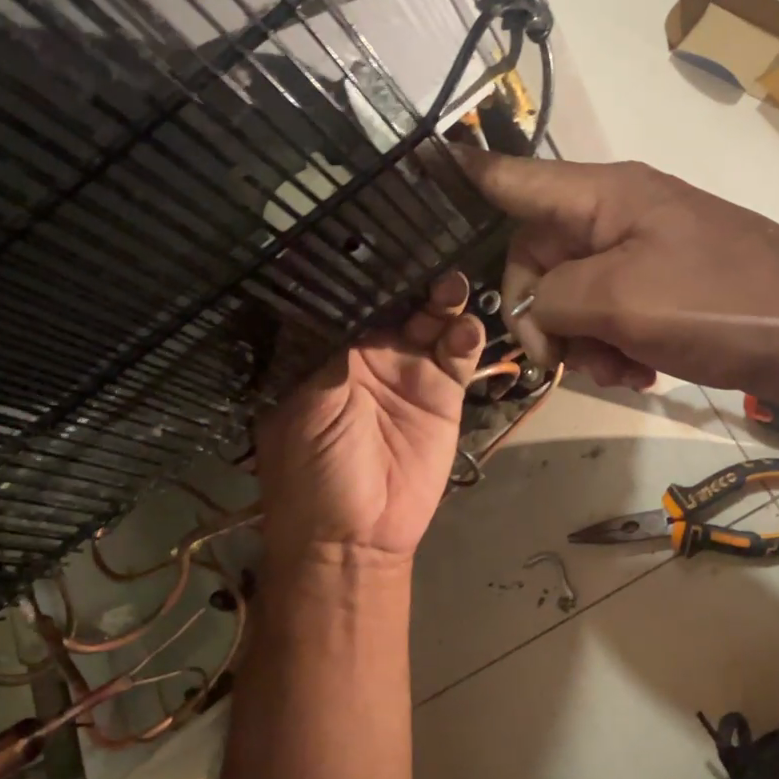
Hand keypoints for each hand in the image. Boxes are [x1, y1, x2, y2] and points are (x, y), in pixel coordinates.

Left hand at [253, 273, 485, 569]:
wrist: (356, 536)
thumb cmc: (314, 471)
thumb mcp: (310, 408)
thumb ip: (337, 353)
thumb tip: (353, 298)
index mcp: (328, 355)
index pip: (351, 303)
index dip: (366, 277)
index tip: (383, 242)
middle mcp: (370, 355)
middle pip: (396, 305)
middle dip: (411, 283)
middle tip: (428, 259)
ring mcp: (409, 373)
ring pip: (431, 323)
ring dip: (442, 302)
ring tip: (453, 287)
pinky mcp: (443, 393)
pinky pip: (457, 355)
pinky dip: (466, 338)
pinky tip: (467, 328)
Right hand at [454, 150, 778, 403]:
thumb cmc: (721, 304)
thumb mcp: (621, 298)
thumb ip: (554, 295)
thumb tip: (535, 303)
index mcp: (602, 194)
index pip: (512, 176)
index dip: (464, 176)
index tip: (418, 172)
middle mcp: (619, 211)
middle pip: (539, 252)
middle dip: (544, 309)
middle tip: (563, 360)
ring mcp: (647, 247)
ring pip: (575, 289)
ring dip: (582, 337)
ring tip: (619, 369)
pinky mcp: (669, 283)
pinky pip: (614, 308)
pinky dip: (615, 342)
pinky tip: (640, 369)